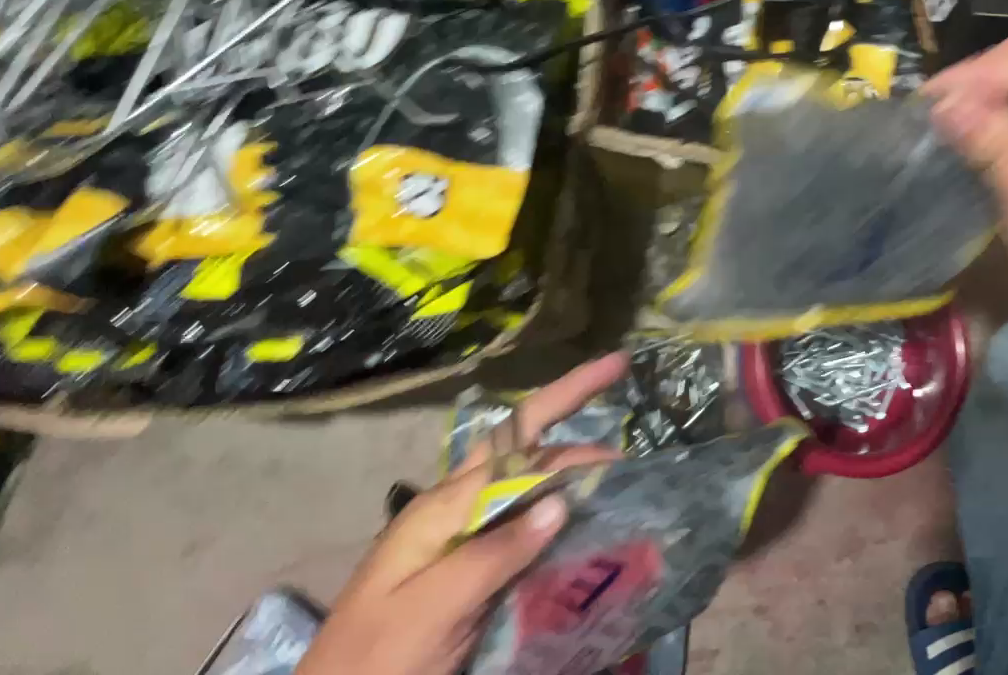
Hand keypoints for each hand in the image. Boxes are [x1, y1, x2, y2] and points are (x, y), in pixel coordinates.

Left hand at [295, 353, 629, 674]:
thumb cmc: (374, 662)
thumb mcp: (429, 610)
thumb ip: (493, 555)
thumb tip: (561, 502)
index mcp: (445, 505)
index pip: (517, 434)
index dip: (569, 393)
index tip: (618, 364)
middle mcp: (457, 511)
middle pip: (530, 455)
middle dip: (582, 448)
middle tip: (634, 471)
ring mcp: (463, 542)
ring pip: (531, 493)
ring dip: (575, 486)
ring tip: (620, 500)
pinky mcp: (471, 574)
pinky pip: (526, 534)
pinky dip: (561, 527)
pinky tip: (586, 540)